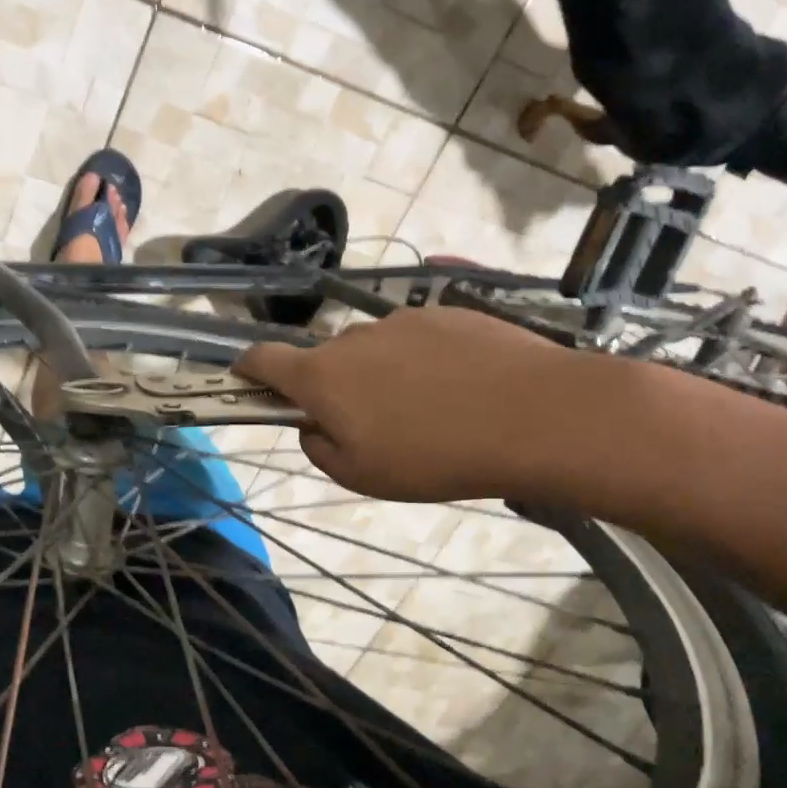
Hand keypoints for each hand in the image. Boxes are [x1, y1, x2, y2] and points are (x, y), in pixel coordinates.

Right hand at [235, 307, 582, 501]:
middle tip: (365, 425)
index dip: (247, 370)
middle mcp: (353, 339)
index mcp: (321, 376)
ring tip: (426, 412)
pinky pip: (417, 339)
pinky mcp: (451, 313)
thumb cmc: (434, 456)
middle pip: (324, 358)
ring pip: (372, 349)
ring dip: (379, 375)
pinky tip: (458, 392)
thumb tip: (314, 424)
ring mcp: (403, 320)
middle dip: (330, 386)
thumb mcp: (359, 474)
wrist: (539, 416)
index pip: (261, 358)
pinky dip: (421, 362)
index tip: (247, 382)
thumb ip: (318, 447)